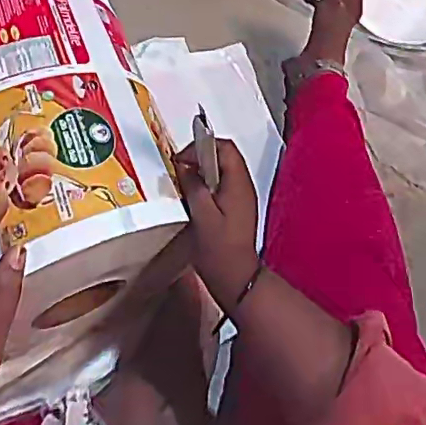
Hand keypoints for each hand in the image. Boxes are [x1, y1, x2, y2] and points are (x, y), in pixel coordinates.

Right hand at [175, 137, 259, 309]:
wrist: (237, 278)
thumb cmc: (219, 250)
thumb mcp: (201, 216)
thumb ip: (193, 186)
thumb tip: (184, 166)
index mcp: (238, 183)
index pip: (224, 147)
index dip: (201, 146)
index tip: (182, 159)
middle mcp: (244, 184)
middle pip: (225, 154)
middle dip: (201, 154)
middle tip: (181, 166)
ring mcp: (242, 195)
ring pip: (223, 167)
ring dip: (203, 167)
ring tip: (185, 178)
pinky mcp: (237, 205)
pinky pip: (223, 181)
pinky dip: (207, 180)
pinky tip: (195, 193)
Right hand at [305, 0, 362, 62]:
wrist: (320, 58)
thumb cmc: (329, 33)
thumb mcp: (333, 4)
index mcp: (353, 10)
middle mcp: (349, 19)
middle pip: (349, 3)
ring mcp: (339, 29)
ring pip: (339, 11)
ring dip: (334, 3)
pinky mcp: (327, 37)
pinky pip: (328, 20)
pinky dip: (325, 13)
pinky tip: (318, 12)